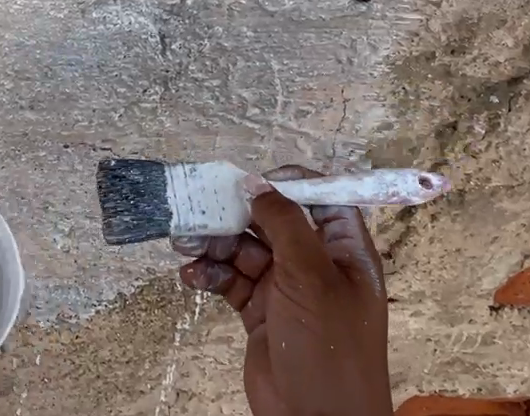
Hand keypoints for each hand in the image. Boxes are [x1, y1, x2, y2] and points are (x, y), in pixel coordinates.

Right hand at [173, 166, 392, 415]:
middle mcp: (314, 264)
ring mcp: (284, 288)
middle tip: (200, 209)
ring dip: (214, 244)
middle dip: (235, 214)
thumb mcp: (310, 277)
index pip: (322, 199)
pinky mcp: (258, 310)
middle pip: (271, 221)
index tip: (252, 183)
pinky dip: (210, 273)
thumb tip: (255, 183)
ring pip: (244, 248)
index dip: (289, 185)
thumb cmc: (327, 347)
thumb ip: (283, 223)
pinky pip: (230, 278)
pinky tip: (192, 276)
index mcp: (343, 251)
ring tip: (186, 245)